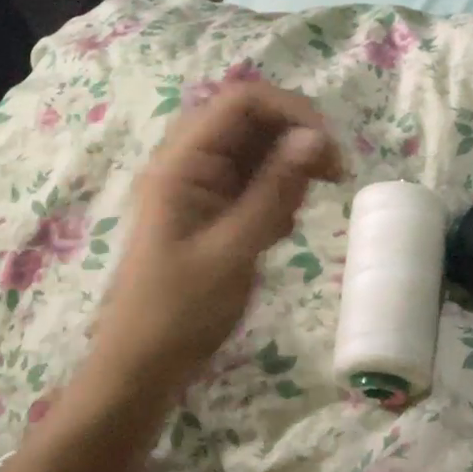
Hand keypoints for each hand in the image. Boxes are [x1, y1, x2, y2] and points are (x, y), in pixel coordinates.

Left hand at [90, 83, 344, 385]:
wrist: (140, 370)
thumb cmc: (178, 313)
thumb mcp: (233, 250)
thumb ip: (275, 189)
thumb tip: (317, 136)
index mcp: (182, 163)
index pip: (242, 101)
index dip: (291, 110)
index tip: (328, 146)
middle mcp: (191, 163)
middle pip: (253, 121)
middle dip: (296, 139)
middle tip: (333, 176)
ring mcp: (202, 186)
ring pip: (258, 151)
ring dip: (289, 172)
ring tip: (294, 218)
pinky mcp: (213, 209)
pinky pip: (254, 182)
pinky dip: (277, 197)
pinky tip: (278, 234)